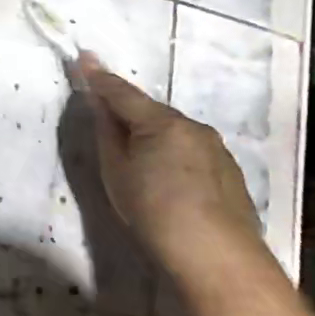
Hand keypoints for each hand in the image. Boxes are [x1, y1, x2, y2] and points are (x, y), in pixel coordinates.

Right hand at [77, 52, 261, 264]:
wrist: (218, 257)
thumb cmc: (155, 212)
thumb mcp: (117, 173)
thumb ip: (108, 134)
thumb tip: (102, 106)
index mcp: (161, 122)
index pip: (122, 93)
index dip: (99, 78)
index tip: (84, 58)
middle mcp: (192, 126)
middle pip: (151, 113)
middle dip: (130, 115)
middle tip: (110, 130)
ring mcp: (216, 148)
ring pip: (175, 134)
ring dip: (155, 139)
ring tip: (142, 168)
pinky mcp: (230, 172)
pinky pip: (193, 153)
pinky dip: (176, 158)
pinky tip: (172, 185)